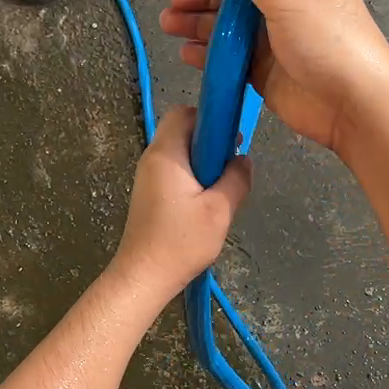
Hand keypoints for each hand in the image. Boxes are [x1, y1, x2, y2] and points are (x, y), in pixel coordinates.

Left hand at [110, 107, 250, 299]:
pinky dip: (192, 178)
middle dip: (210, 142)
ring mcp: (147, 177)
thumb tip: (244, 160)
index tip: (232, 139)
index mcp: (166, 153)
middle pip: (182, 131)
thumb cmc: (180, 242)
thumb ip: (237, 179)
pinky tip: (206, 203)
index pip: (184, 112)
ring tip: (221, 188)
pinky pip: (174, 172)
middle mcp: (152, 158)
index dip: (211, 117)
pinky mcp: (149, 194)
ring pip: (180, 154)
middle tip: (230, 166)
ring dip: (203, 164)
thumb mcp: (219, 210)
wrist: (144, 276)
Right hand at [160, 0, 388, 151]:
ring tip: (169, 26)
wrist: (354, 106)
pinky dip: (209, 56)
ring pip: (230, 28)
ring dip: (200, 25)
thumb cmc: (329, 43)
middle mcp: (287, 4)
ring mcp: (275, 41)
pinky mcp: (265, 72)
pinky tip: (187, 54)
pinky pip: (232, 59)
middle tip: (172, 2)